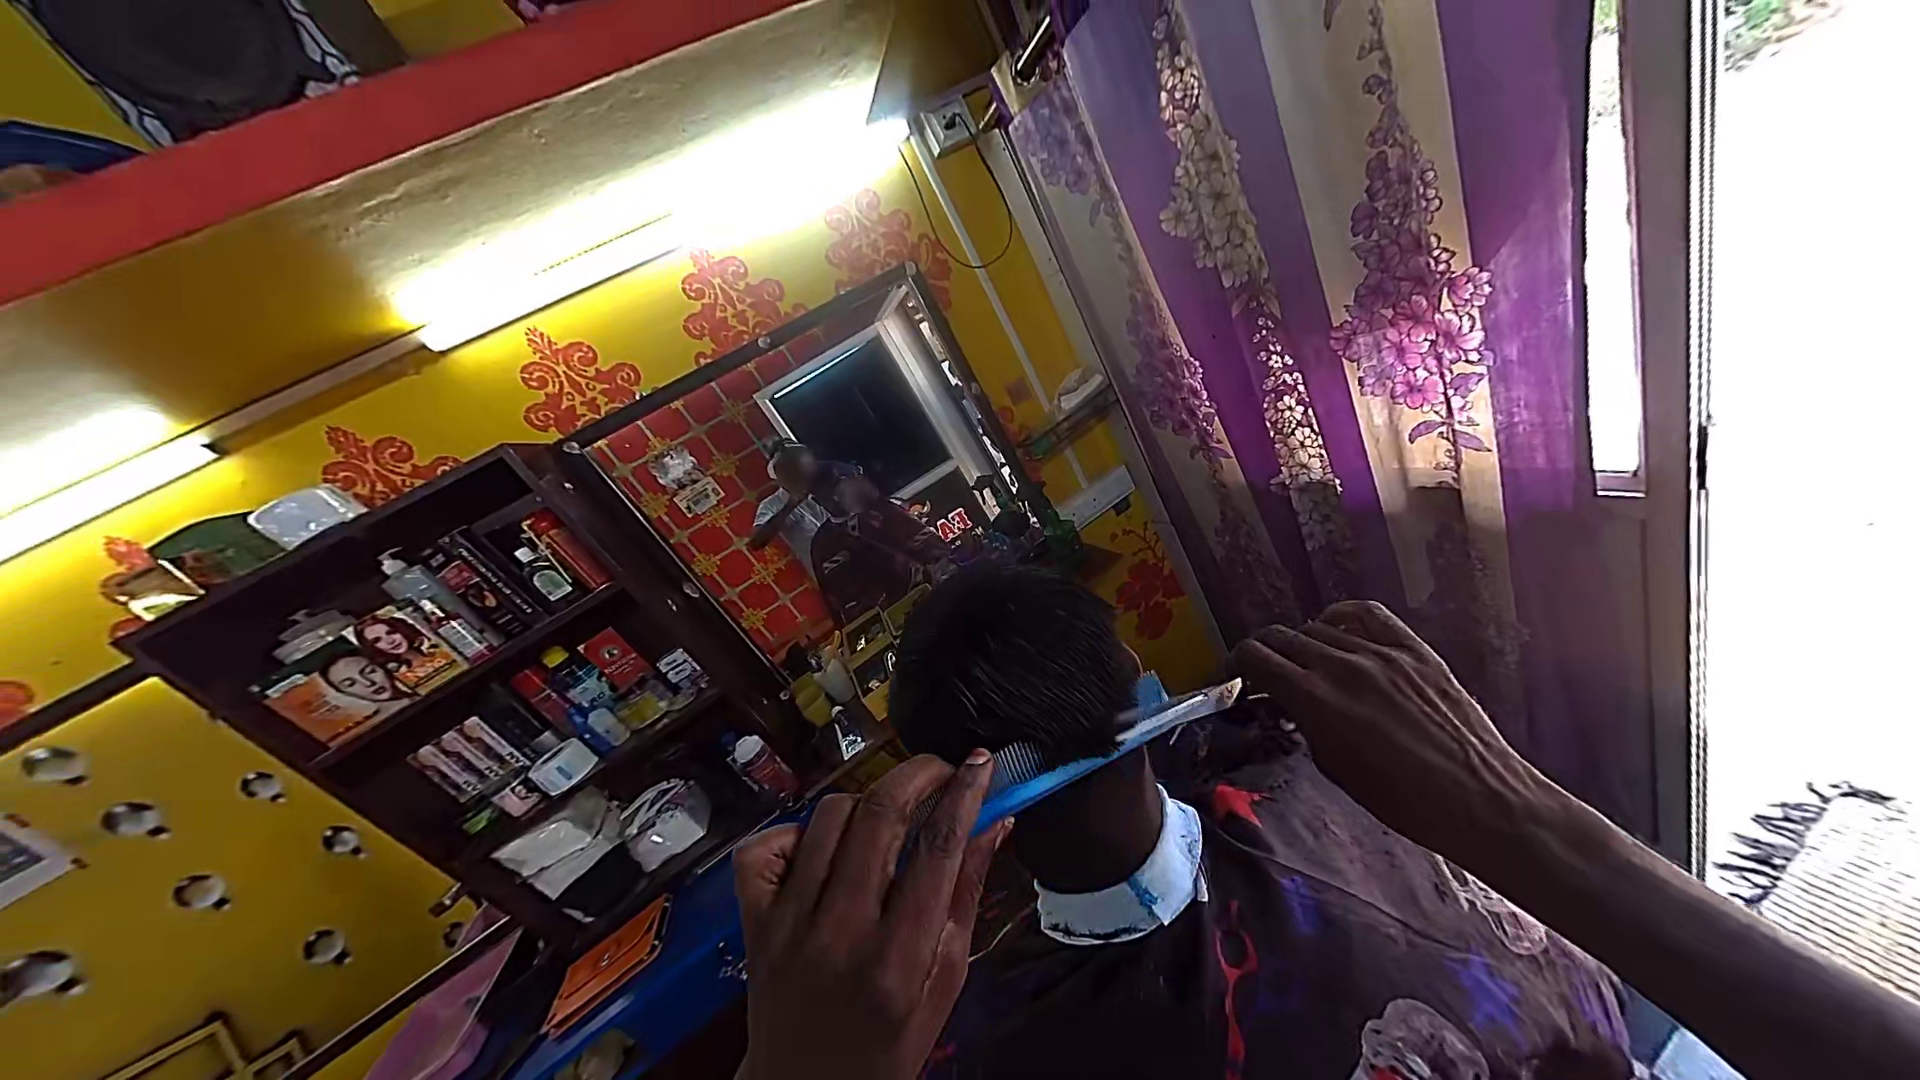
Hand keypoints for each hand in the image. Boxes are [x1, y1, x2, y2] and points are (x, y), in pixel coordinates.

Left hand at [733, 752, 1006, 1079]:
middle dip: (918, 773)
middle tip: (938, 771)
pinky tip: (820, 850)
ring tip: (884, 820)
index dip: (964, 792)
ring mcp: (788, 924)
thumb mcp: (946, 979)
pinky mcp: (753, 920)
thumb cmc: (888, 1041)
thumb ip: (968, 892)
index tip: (979, 762)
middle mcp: (841, 933)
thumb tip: (995, 822)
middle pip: (880, 813)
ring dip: (867, 800)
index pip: (938, 847)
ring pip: (830, 814)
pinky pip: (766, 844)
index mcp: (900, 957)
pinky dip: (796, 831)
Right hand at [1230, 600, 1549, 870]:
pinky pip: (1366, 614)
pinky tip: (1334, 628)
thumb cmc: (1401, 801)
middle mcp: (1340, 666)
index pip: (1254, 656)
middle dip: (1261, 652)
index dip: (1236, 664)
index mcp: (1314, 698)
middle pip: (1279, 637)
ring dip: (1299, 643)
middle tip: (1262, 672)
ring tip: (1305, 663)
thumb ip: (1301, 722)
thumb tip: (1285, 701)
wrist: (1484, 803)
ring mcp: (1380, 653)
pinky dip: (1341, 616)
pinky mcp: (1413, 650)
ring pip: (1317, 627)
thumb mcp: (1332, 765)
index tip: (1235, 677)